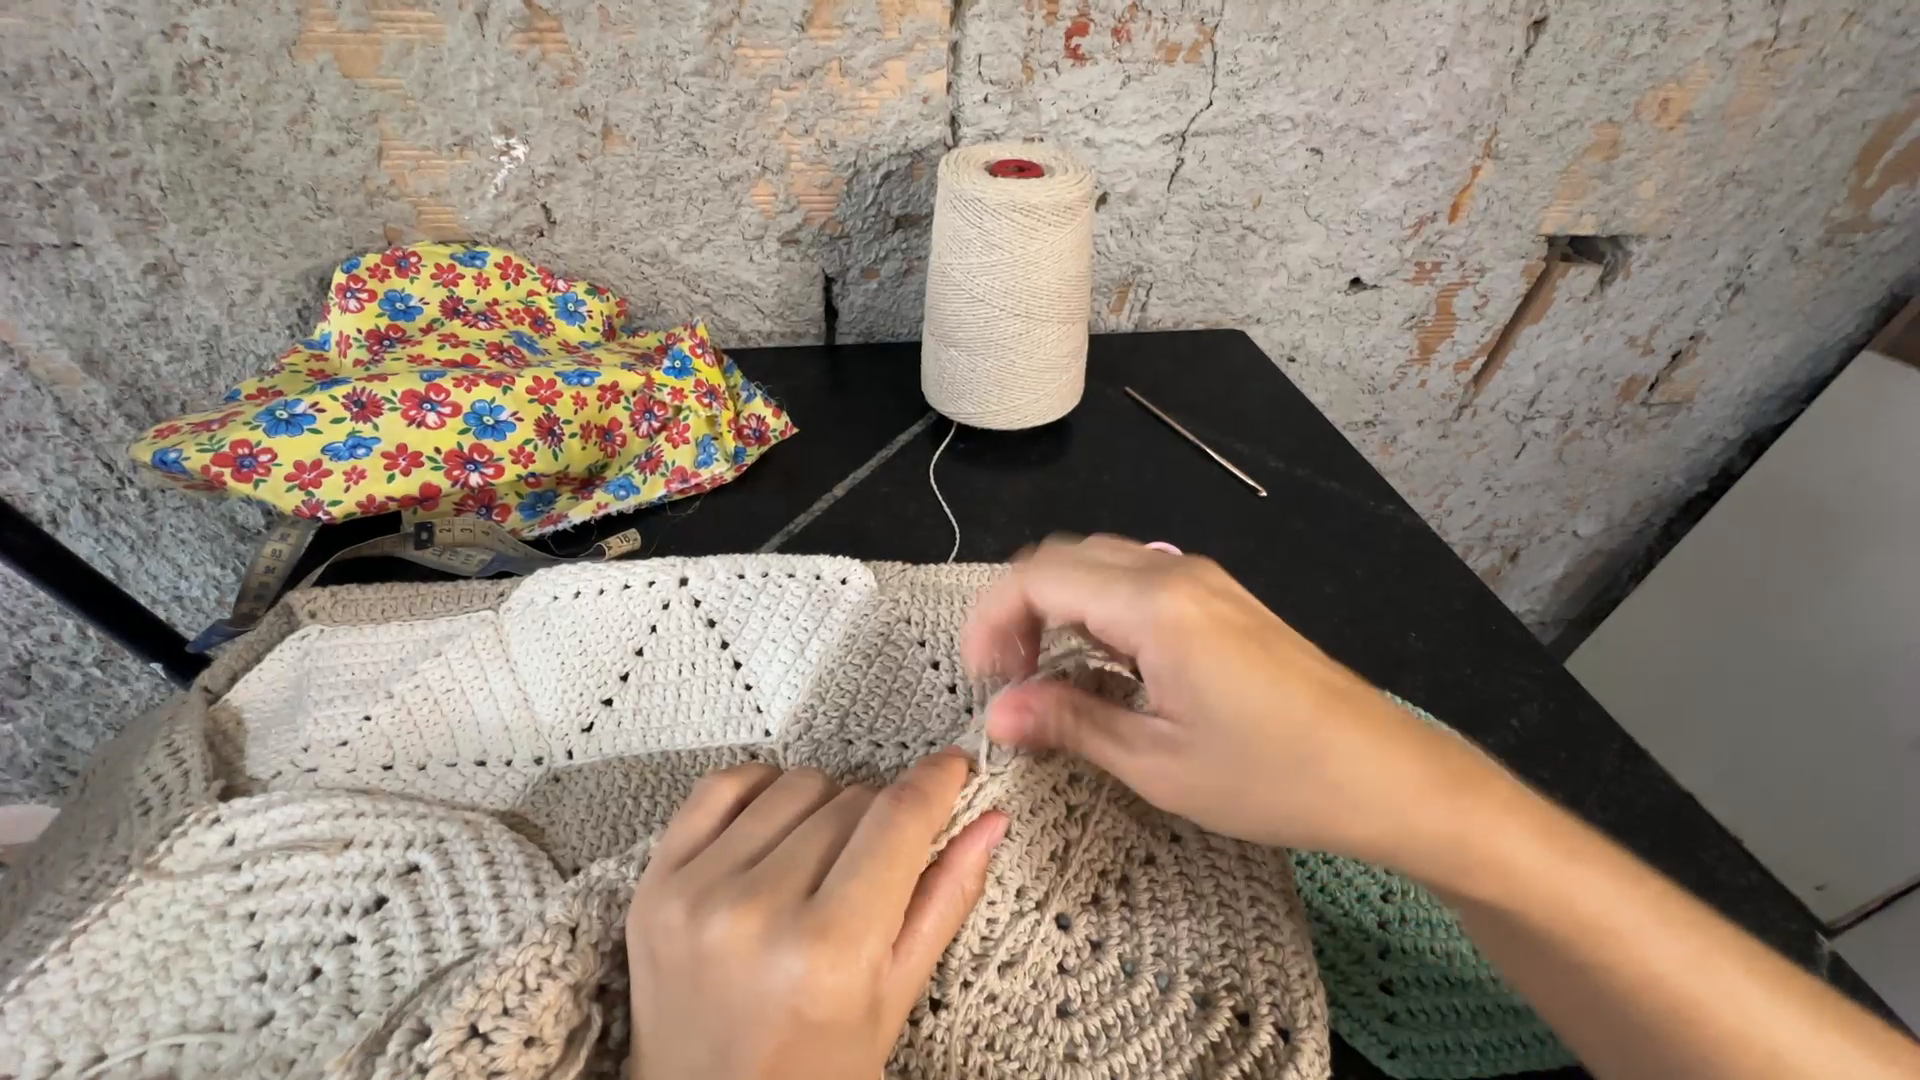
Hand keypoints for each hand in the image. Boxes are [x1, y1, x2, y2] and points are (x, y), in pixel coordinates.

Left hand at [625, 753, 1007, 1079]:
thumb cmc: (815, 1069)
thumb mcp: (895, 996)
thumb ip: (947, 897)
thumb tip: (990, 818)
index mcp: (830, 953)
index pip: (898, 820)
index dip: (937, 780)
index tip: (956, 765)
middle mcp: (757, 913)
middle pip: (853, 799)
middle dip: (882, 819)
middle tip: (876, 865)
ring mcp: (696, 893)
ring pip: (797, 785)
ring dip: (826, 807)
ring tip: (822, 860)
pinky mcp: (654, 880)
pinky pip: (723, 785)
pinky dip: (762, 791)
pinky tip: (777, 829)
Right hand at [961, 534, 1506, 869]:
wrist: (1386, 773)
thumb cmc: (1271, 777)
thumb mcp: (1157, 762)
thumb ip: (1069, 723)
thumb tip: (997, 714)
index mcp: (1154, 605)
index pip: (1039, 577)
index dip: (992, 620)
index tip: (982, 677)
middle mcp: (1173, 571)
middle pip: (1063, 558)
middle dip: (1018, 610)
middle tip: (1009, 678)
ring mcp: (1201, 579)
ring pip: (1098, 564)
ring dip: (1056, 607)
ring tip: (1046, 674)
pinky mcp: (1218, 597)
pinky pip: (1134, 580)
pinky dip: (1096, 611)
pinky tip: (1101, 665)